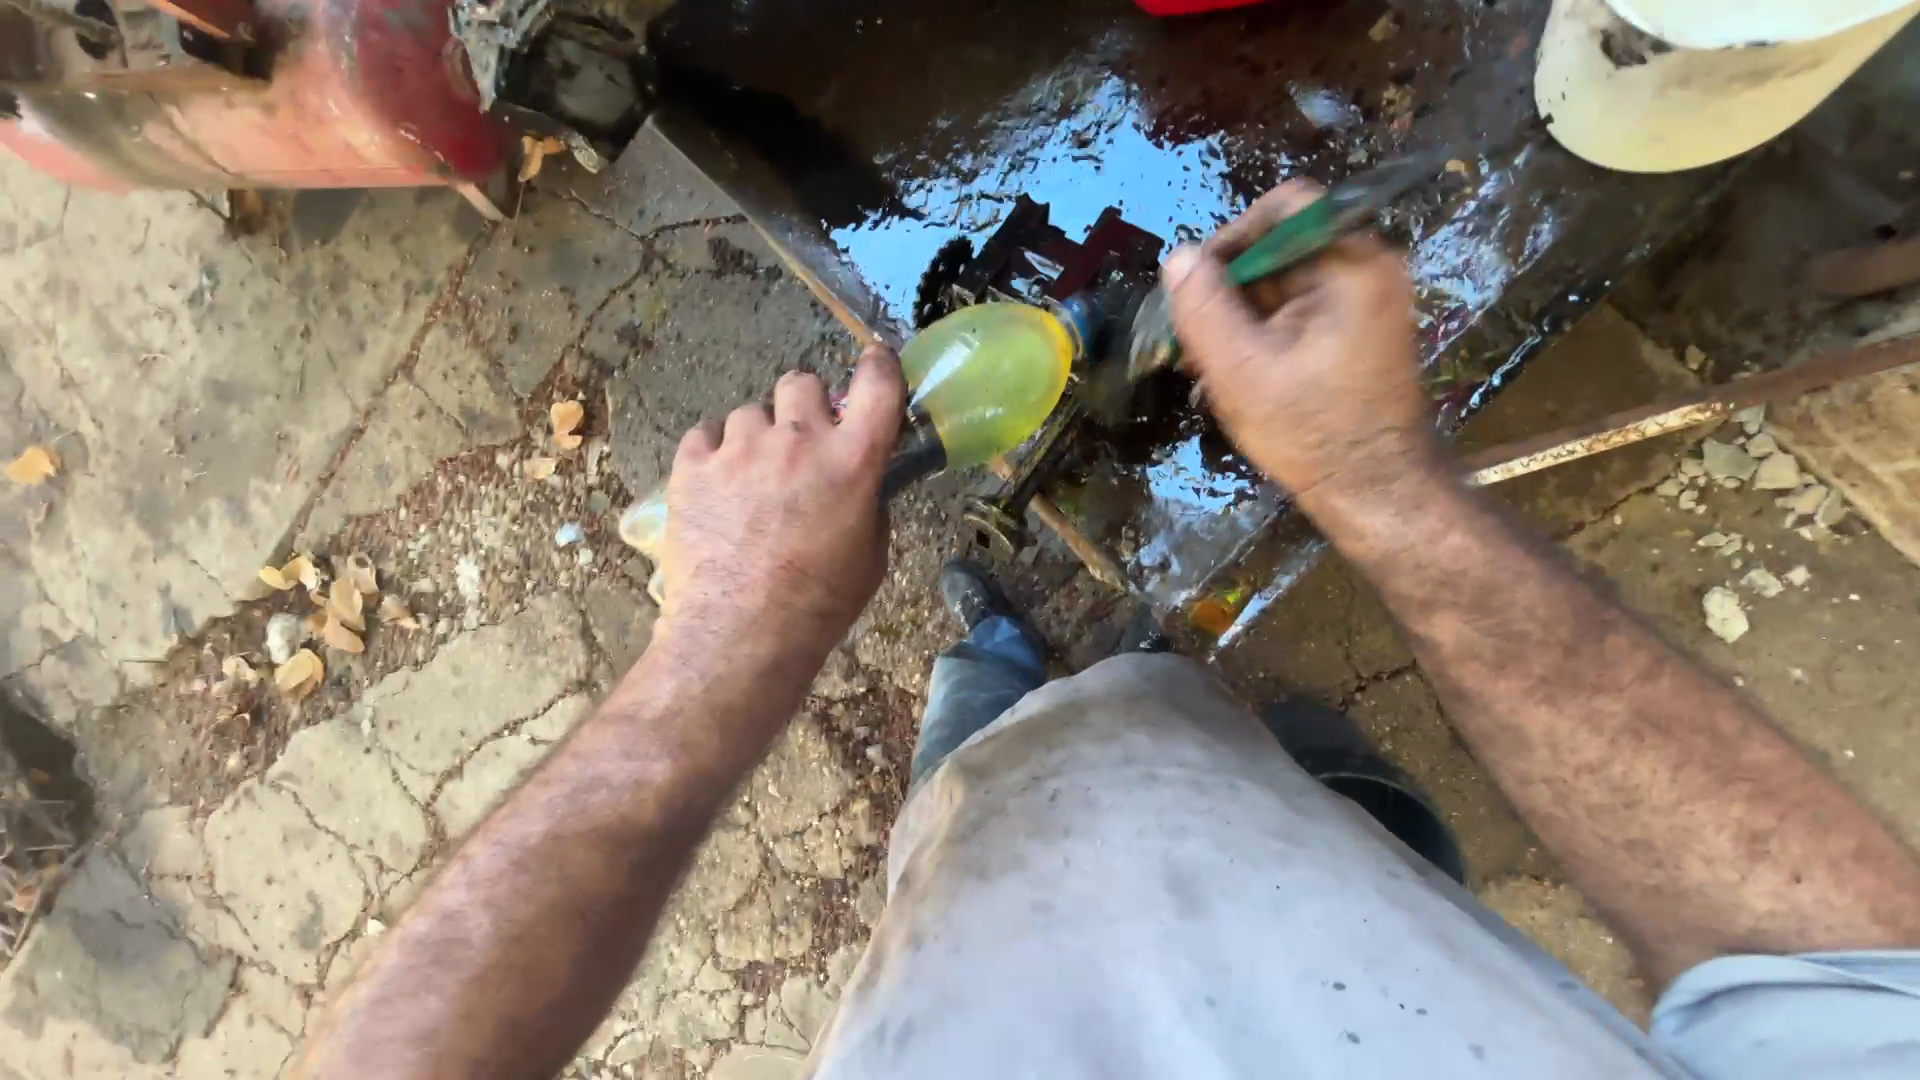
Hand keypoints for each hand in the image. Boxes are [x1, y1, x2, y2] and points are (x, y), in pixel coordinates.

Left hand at [658, 345, 906, 652]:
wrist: (742, 631)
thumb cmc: (820, 602)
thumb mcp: (871, 555)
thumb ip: (868, 503)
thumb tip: (861, 482)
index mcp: (852, 460)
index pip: (878, 387)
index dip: (879, 366)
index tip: (875, 362)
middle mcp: (798, 440)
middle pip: (801, 382)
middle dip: (804, 406)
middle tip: (799, 442)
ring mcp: (741, 448)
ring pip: (750, 412)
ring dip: (756, 437)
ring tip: (749, 479)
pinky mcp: (693, 465)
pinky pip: (705, 435)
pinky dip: (714, 454)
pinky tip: (716, 487)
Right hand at [1165, 182, 1439, 507]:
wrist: (1372, 489)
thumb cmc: (1308, 429)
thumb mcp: (1240, 369)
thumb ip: (1203, 308)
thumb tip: (1178, 257)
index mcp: (1350, 265)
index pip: (1284, 208)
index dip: (1230, 238)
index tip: (1193, 288)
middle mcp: (1366, 271)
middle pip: (1279, 251)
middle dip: (1225, 291)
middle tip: (1188, 341)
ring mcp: (1364, 304)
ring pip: (1282, 288)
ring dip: (1235, 321)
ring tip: (1202, 369)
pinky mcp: (1355, 333)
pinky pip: (1296, 316)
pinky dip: (1259, 338)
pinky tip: (1231, 378)